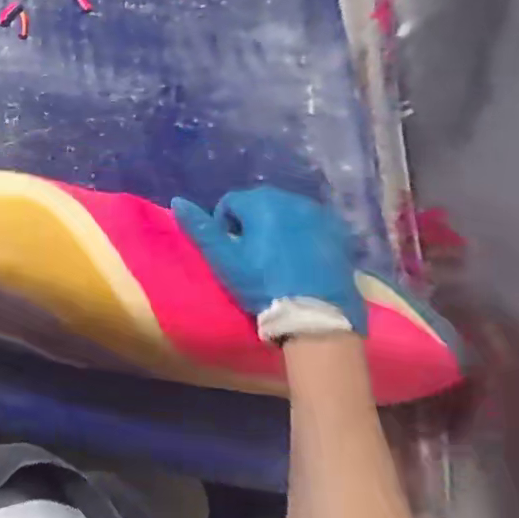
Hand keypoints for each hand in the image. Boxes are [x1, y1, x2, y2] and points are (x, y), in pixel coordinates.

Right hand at [172, 187, 367, 339]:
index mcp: (263, 203)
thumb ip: (200, 228)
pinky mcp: (340, 234)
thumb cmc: (262, 284)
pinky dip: (301, 235)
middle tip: (249, 256)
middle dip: (250, 224)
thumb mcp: (223, 259)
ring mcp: (321, 216)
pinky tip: (298, 260)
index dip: (223, 226)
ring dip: (275, 228)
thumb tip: (178, 201)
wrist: (317, 317)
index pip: (230, 202)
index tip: (229, 252)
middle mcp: (294, 200)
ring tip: (273, 258)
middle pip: (259, 204)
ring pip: (286, 213)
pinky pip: (310, 225)